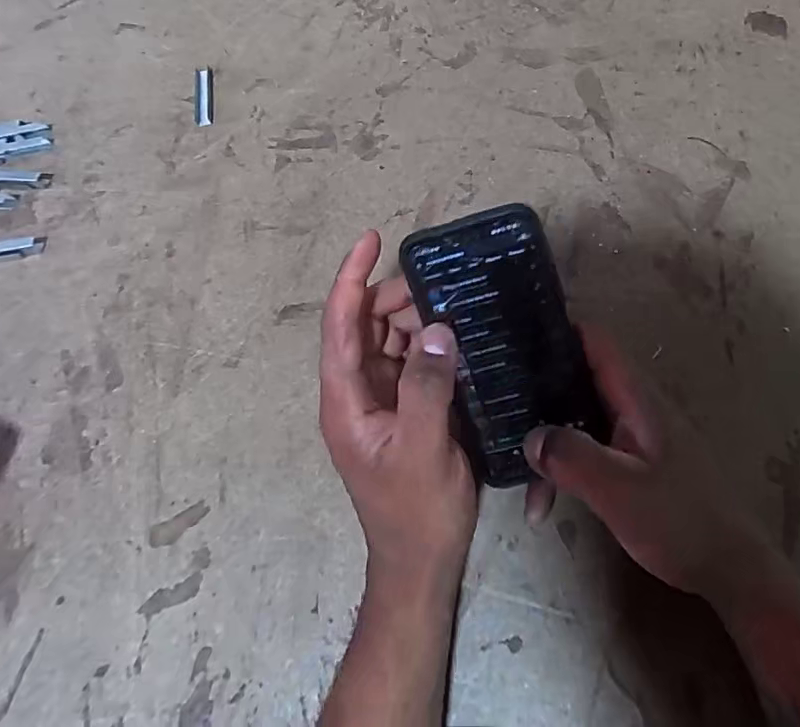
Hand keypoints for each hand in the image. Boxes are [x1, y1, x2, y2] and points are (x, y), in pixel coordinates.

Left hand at [319, 231, 477, 579]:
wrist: (422, 560)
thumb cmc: (415, 509)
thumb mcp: (422, 448)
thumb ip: (427, 388)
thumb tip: (439, 329)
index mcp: (345, 399)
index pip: (340, 325)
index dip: (351, 278)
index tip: (371, 238)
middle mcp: (358, 391)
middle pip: (367, 325)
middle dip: (397, 298)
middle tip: (442, 287)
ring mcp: (383, 399)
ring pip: (393, 340)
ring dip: (419, 319)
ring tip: (456, 308)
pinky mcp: (408, 407)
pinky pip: (415, 359)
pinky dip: (433, 342)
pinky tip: (459, 334)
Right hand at [524, 326, 770, 600]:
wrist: (729, 566)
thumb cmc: (678, 521)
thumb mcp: (619, 491)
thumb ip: (573, 458)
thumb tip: (530, 436)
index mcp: (637, 397)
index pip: (596, 340)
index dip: (558, 332)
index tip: (516, 342)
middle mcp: (636, 405)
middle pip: (580, 377)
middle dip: (541, 396)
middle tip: (502, 418)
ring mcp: (637, 432)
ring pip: (581, 418)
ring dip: (552, 444)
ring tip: (528, 493)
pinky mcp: (635, 459)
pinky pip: (591, 445)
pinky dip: (567, 464)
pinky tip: (548, 501)